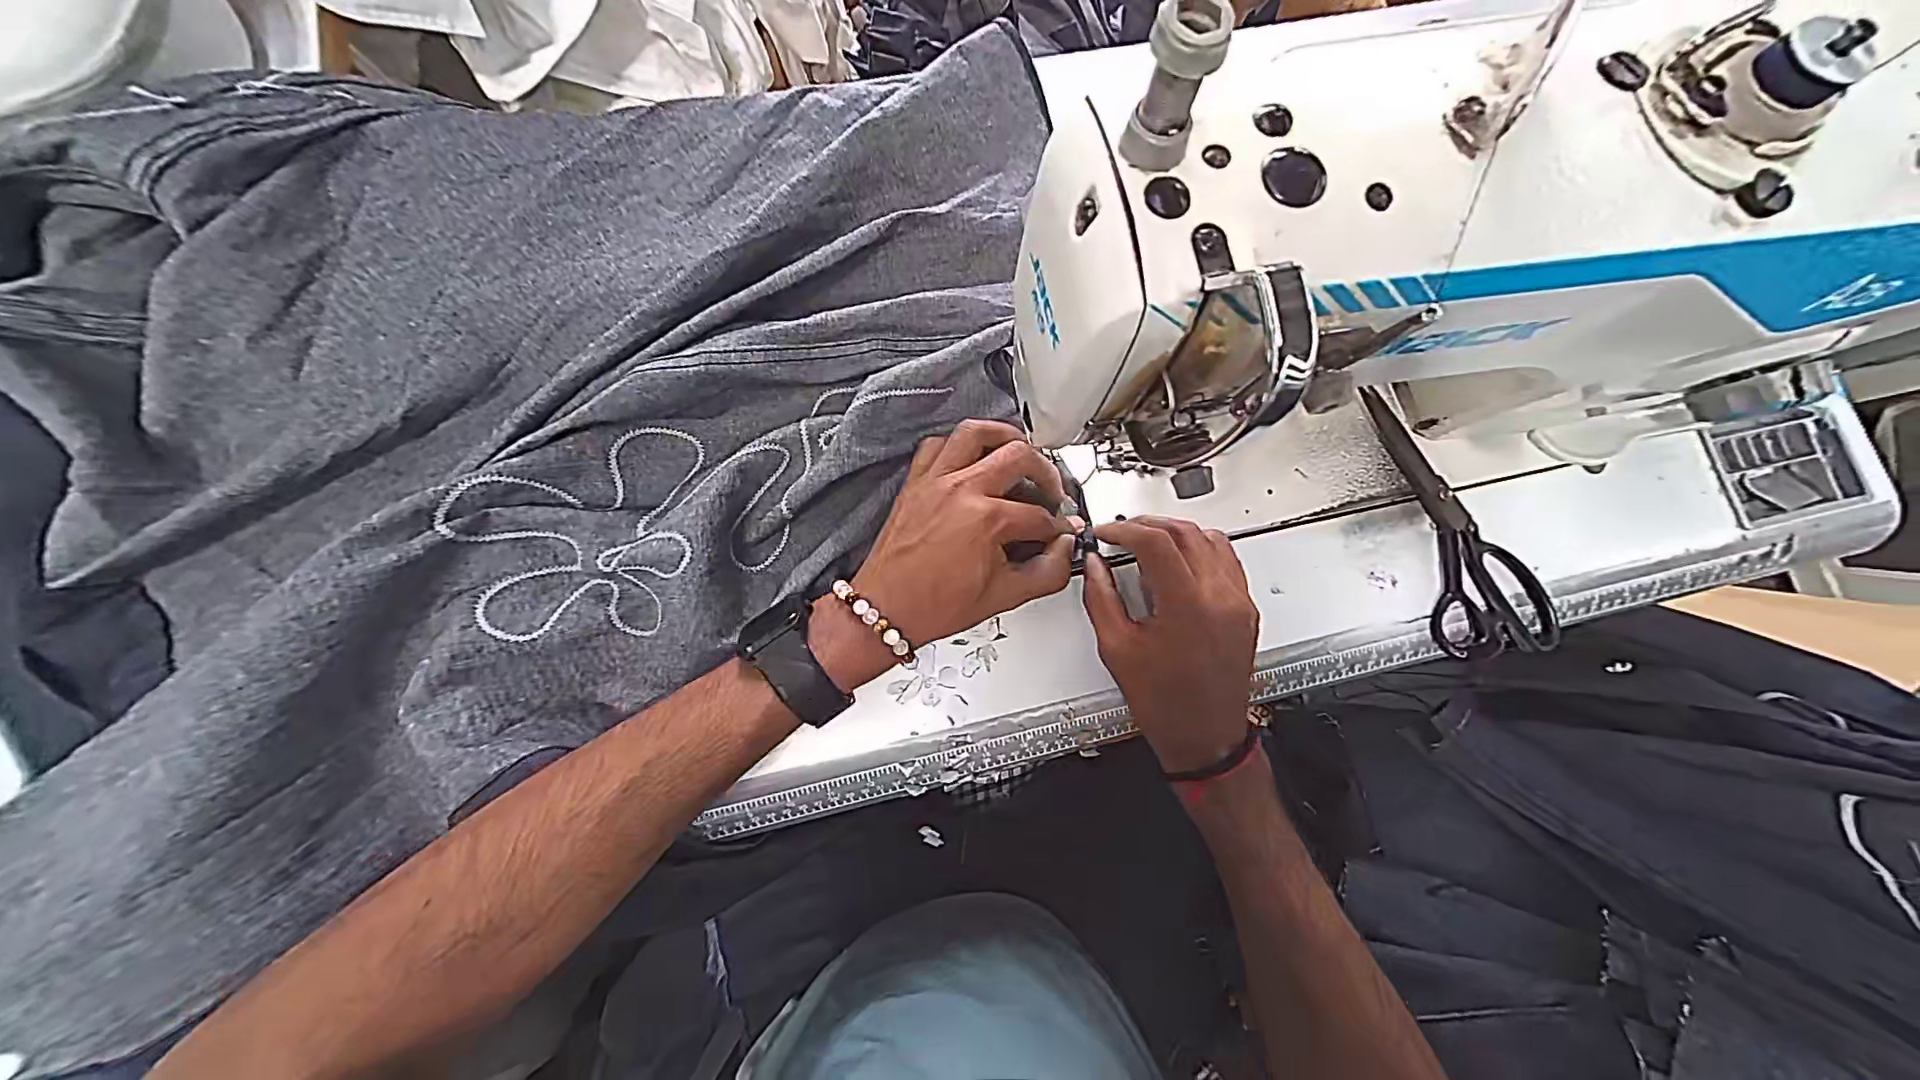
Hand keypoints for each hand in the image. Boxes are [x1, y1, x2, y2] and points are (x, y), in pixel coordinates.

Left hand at [811, 420, 1076, 689]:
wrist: (888, 609)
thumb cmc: (933, 605)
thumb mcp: (1004, 597)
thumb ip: (1047, 573)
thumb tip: (1065, 551)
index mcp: (986, 520)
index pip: (1040, 515)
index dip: (1059, 527)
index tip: (1060, 534)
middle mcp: (962, 491)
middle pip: (1020, 456)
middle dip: (1047, 473)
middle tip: (1052, 491)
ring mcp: (936, 482)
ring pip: (976, 432)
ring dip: (1005, 436)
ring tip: (1020, 450)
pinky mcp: (916, 483)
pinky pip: (937, 444)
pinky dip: (958, 443)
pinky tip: (972, 457)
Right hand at [1082, 516, 1259, 772]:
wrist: (1205, 736)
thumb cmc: (1167, 705)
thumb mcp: (1117, 648)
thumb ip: (1101, 597)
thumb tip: (1096, 565)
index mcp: (1187, 607)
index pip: (1156, 542)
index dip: (1125, 530)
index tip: (1108, 534)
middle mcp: (1220, 599)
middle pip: (1185, 532)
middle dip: (1147, 525)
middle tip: (1122, 534)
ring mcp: (1238, 602)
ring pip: (1211, 538)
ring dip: (1176, 533)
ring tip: (1148, 543)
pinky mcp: (1246, 609)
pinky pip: (1227, 559)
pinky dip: (1201, 548)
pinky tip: (1180, 559)